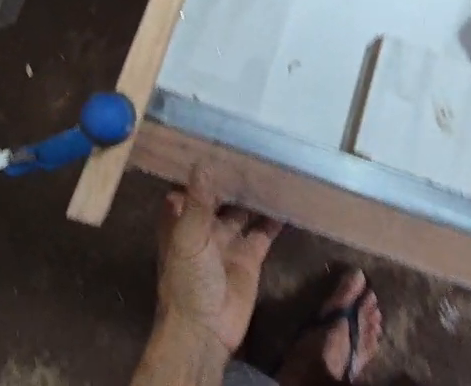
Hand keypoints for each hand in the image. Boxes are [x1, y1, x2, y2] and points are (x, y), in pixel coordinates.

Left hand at [154, 165, 284, 353]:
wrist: (206, 330)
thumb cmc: (188, 280)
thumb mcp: (189, 237)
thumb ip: (198, 201)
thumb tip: (203, 162)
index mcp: (182, 221)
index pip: (189, 187)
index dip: (200, 167)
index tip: (216, 141)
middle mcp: (204, 227)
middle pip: (220, 196)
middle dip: (233, 177)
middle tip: (253, 148)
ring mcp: (228, 241)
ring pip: (244, 211)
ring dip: (255, 194)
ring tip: (273, 166)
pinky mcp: (250, 256)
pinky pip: (264, 232)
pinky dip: (275, 219)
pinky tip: (288, 199)